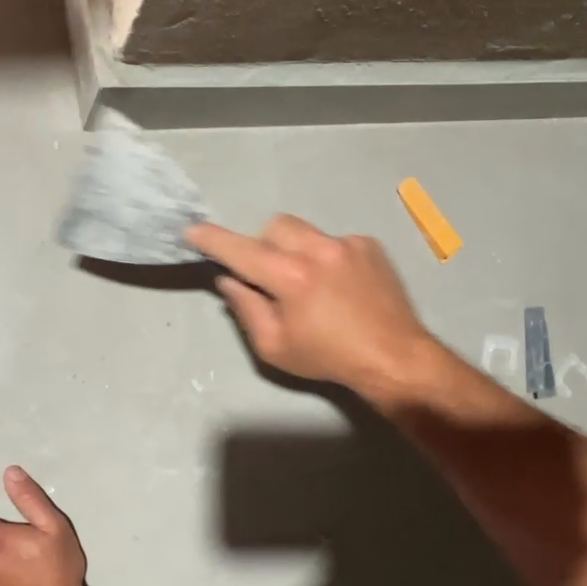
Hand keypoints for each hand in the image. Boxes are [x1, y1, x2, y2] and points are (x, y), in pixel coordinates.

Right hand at [188, 215, 436, 394]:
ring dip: (296, 250)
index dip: (213, 240)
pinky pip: (335, 242)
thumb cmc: (328, 358)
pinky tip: (341, 287)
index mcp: (291, 277)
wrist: (393, 356)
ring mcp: (348, 244)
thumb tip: (229, 280)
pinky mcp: (370, 246)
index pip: (241, 250)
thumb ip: (246, 309)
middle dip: (265, 246)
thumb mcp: (275, 346)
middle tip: (271, 278)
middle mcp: (319, 250)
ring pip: (306, 232)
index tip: (193, 230)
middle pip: (275, 227)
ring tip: (311, 285)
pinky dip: (328, 259)